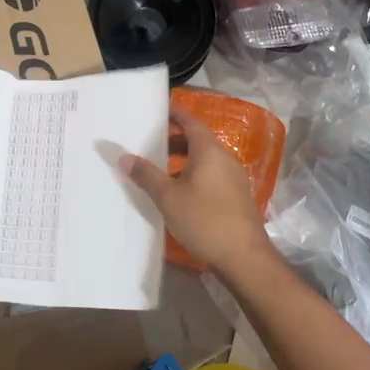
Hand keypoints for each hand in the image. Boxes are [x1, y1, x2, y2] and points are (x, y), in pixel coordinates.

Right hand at [121, 106, 275, 274]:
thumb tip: (124, 157)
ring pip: (206, 160)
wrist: (245, 258)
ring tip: (161, 171)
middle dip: (175, 140)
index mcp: (209, 151)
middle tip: (152, 144)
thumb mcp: (168, 197)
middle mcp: (225, 159)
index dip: (175, 114)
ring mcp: (234, 179)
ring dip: (184, 161)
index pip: (191, 122)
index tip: (160, 110)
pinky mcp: (237, 198)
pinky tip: (181, 194)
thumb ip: (146, 175)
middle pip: (199, 141)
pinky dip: (194, 175)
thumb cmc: (204, 220)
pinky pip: (212, 176)